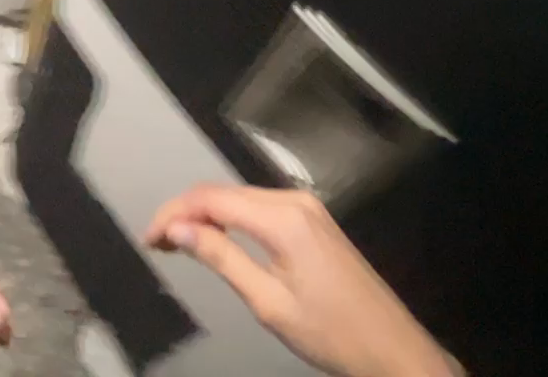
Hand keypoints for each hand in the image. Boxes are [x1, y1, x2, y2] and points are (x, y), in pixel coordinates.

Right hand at [145, 185, 459, 376]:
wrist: (399, 354)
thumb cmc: (332, 335)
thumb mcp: (268, 303)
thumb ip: (221, 258)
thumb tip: (176, 229)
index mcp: (281, 218)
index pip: (210, 199)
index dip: (173, 214)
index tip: (149, 240)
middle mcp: (292, 199)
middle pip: (222, 192)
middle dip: (185, 212)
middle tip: (158, 243)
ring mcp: (305, 206)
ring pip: (238, 197)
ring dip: (205, 214)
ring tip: (178, 242)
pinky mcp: (312, 218)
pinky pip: (258, 206)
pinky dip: (230, 218)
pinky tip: (217, 237)